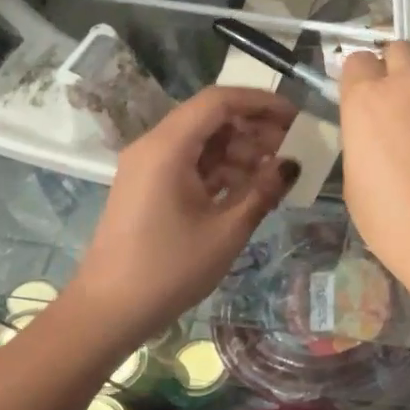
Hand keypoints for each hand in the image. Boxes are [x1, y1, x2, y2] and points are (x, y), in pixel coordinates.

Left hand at [69, 86, 297, 344]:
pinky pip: (192, 164)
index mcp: (168, 148)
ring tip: (277, 175)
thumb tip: (292, 164)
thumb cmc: (171, 268)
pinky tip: (252, 189)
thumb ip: (263, 190)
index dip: (261, 103)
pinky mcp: (151, 188)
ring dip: (242, 152)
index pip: (218, 101)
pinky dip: (223, 170)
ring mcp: (150, 167)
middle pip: (211, 119)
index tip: (297, 117)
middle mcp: (155, 147)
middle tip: (294, 149)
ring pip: (203, 142)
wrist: (112, 307)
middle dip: (255, 129)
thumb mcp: (227, 230)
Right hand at [338, 41, 409, 301]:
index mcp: (367, 104)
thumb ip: (366, 146)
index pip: (357, 61)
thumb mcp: (357, 188)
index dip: (359, 80)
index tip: (362, 102)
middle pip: (402, 51)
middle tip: (396, 106)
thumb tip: (381, 140)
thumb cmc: (395, 225)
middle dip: (396, 68)